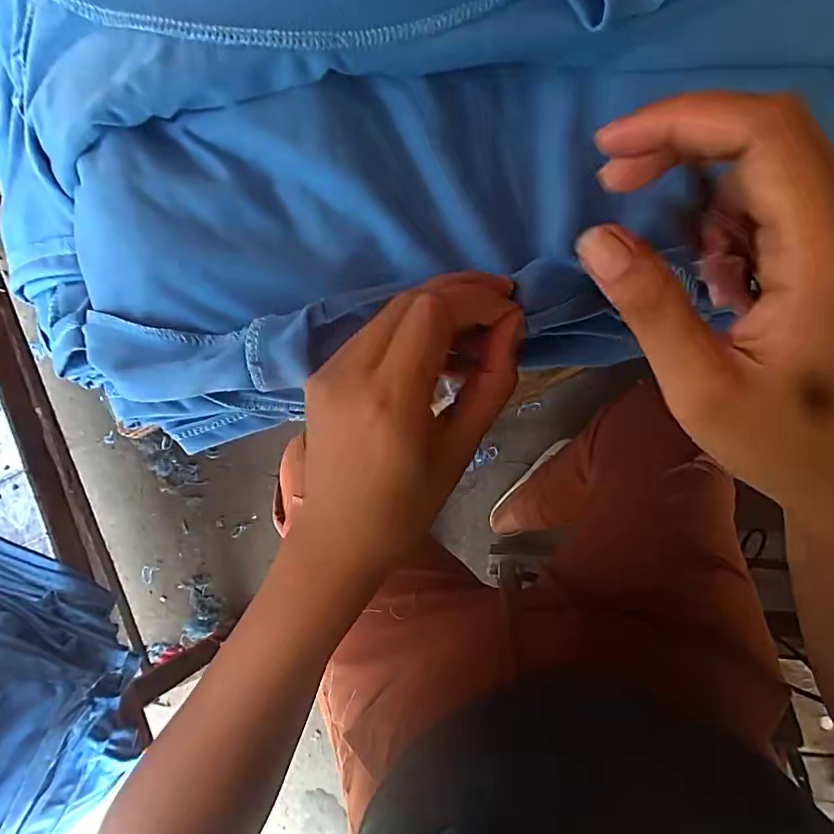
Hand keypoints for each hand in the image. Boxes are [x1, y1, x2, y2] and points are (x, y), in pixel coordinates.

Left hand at [291, 272, 525, 575]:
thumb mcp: (461, 449)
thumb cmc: (405, 509)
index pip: (431, 310)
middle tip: (502, 308)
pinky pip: (373, 333)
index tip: (511, 314)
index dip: (477, 300)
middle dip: (461, 294)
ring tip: (475, 335)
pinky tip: (437, 353)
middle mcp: (349, 370)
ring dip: (436, 309)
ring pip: (390, 312)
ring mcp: (328, 369)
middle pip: (410, 300)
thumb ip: (492, 382)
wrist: (336, 539)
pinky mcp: (322, 374)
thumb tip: (510, 326)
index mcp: (387, 395)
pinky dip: (410, 329)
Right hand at [578, 91, 833, 511]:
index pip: (765, 136)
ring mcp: (823, 239)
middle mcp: (833, 227)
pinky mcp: (807, 256)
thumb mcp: (699, 384)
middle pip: (765, 132)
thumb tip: (594, 238)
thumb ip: (650, 307)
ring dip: (689, 171)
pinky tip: (690, 263)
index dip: (684, 122)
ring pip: (758, 162)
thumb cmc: (776, 440)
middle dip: (681, 136)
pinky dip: (707, 214)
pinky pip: (755, 203)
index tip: (611, 149)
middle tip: (612, 174)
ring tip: (633, 209)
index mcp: (820, 250)